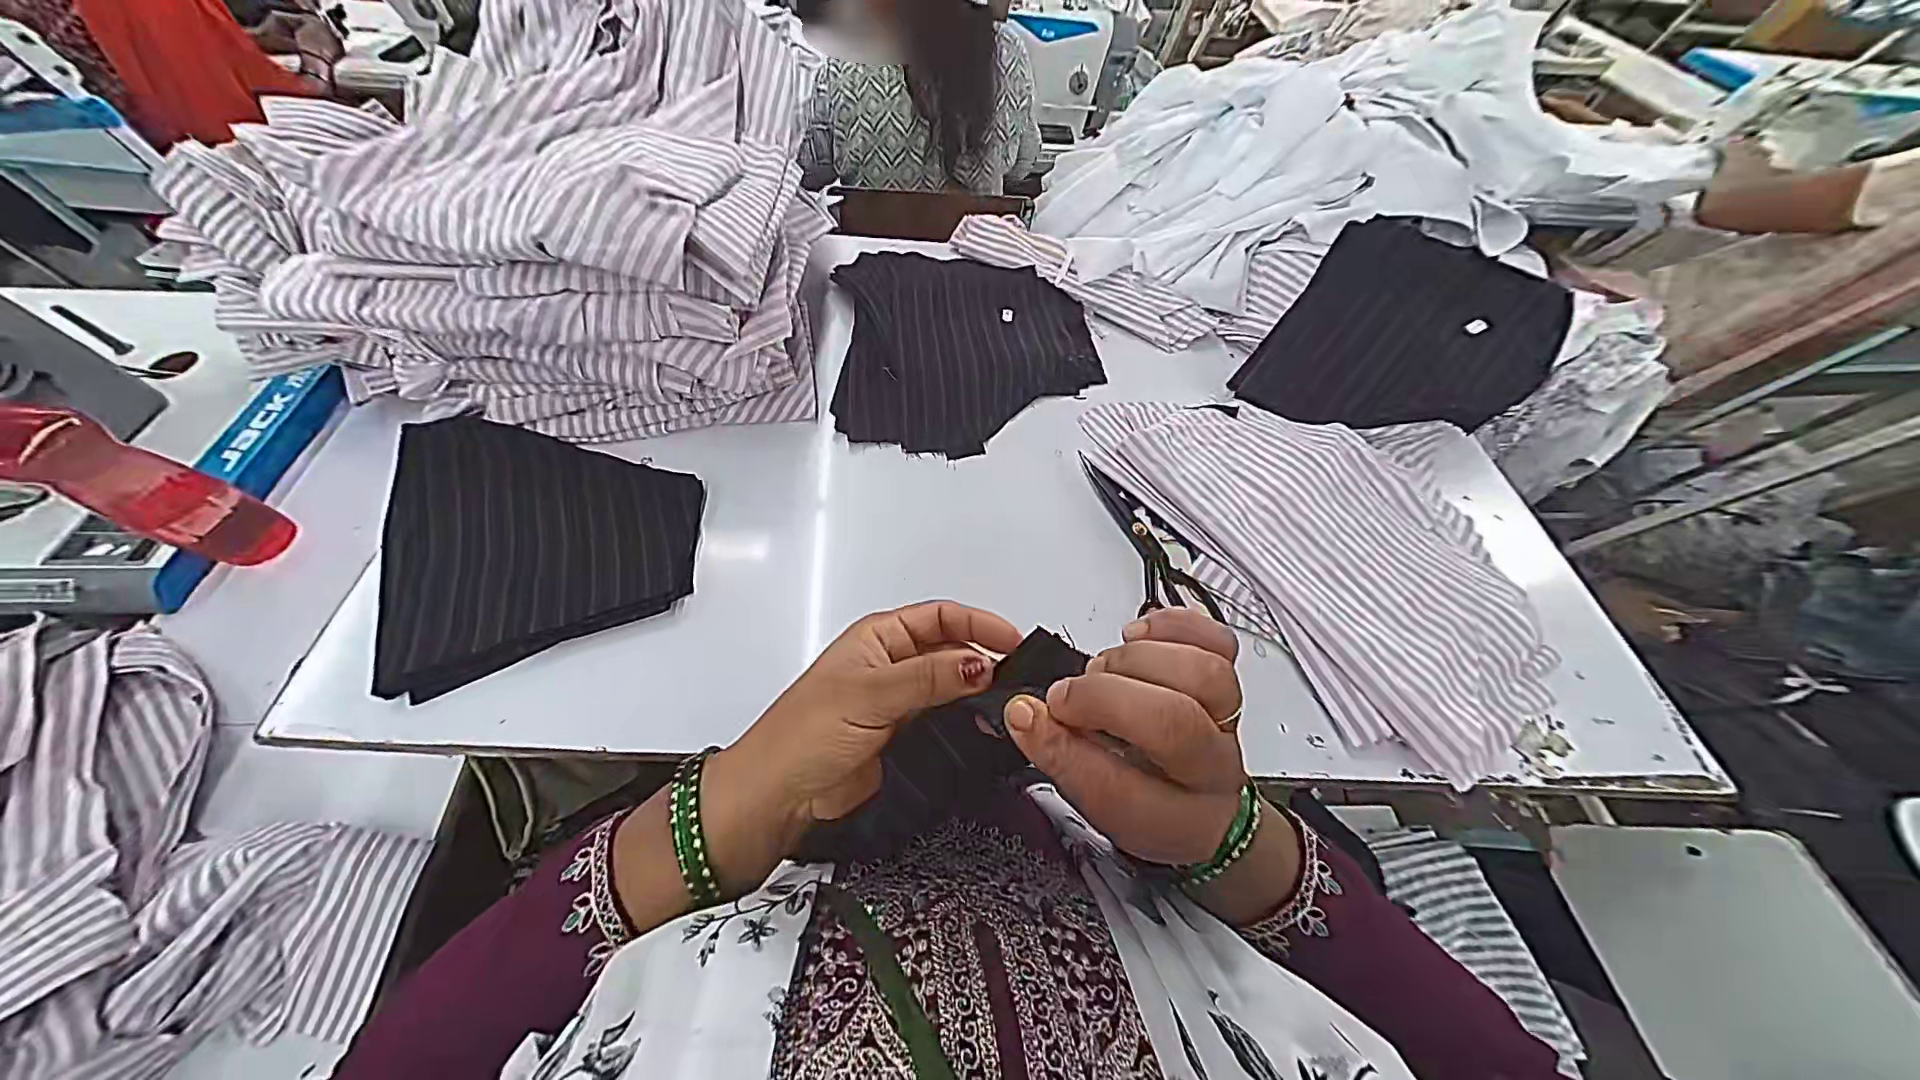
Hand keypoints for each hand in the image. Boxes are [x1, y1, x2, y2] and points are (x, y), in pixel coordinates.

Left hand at [700, 601, 1022, 888]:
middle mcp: (891, 663)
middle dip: (983, 656)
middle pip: (951, 647)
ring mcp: (899, 699)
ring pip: (952, 685)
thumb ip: (928, 678)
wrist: (780, 797)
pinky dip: (966, 720)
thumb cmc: (798, 736)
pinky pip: (946, 718)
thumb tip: (978, 662)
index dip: (978, 623)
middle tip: (1013, 672)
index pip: (941, 616)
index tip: (1010, 641)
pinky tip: (980, 726)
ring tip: (1001, 699)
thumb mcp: (869, 694)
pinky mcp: (904, 733)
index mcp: (879, 637)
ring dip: (976, 690)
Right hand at [1003, 607, 1246, 864]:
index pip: (1123, 787)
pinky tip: (1139, 633)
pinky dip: (1176, 625)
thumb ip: (1060, 755)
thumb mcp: (1100, 804)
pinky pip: (1220, 642)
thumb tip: (1023, 712)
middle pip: (1174, 719)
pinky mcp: (1224, 675)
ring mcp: (1225, 715)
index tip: (1028, 716)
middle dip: (1103, 696)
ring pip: (1204, 674)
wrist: (1208, 804)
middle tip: (1066, 697)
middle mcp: (1209, 762)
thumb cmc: (1155, 804)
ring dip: (1136, 660)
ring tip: (1102, 670)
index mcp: (1173, 811)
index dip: (1065, 746)